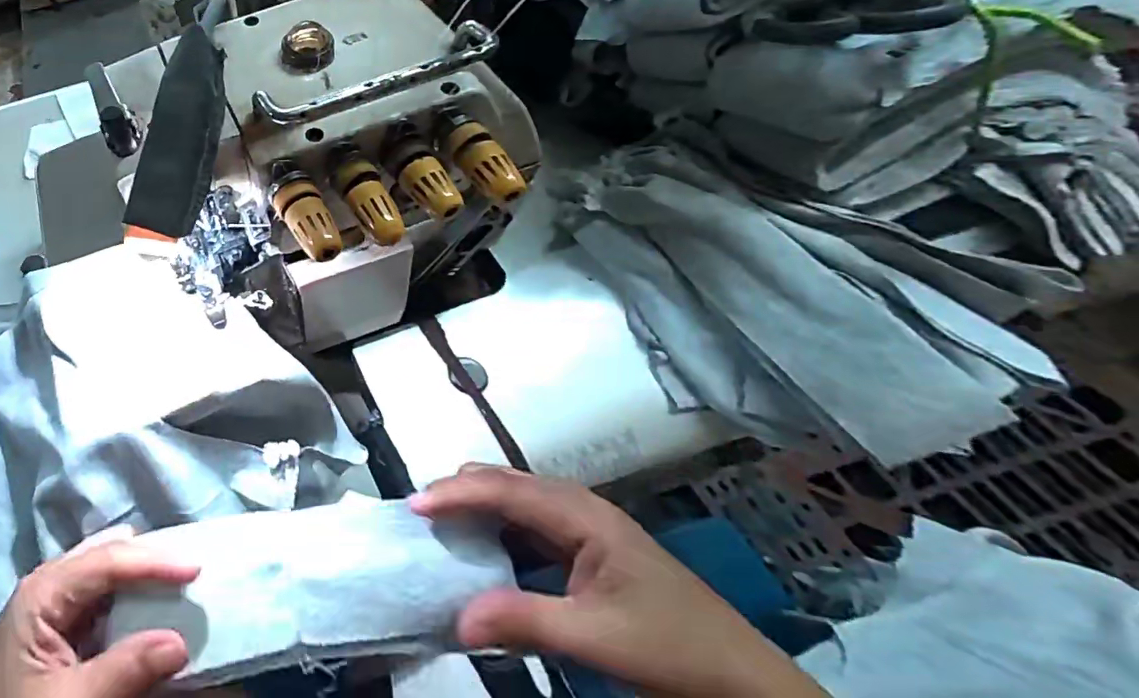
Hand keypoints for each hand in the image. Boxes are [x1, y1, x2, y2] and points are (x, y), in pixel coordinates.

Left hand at [0, 533, 199, 697]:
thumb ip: (126, 669)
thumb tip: (180, 641)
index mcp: (43, 592)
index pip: (106, 560)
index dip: (153, 561)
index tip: (195, 568)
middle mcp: (47, 586)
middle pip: (106, 557)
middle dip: (148, 561)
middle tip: (190, 568)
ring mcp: (52, 608)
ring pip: (105, 576)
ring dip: (141, 581)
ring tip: (179, 581)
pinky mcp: (58, 632)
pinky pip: (101, 603)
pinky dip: (129, 604)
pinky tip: (153, 608)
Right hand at [411, 465, 826, 697]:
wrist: (747, 682)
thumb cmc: (676, 648)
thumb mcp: (599, 638)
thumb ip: (526, 622)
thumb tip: (457, 619)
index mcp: (582, 514)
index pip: (505, 489)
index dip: (456, 494)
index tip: (414, 507)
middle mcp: (578, 508)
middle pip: (506, 483)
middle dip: (460, 492)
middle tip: (420, 514)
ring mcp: (583, 527)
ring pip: (515, 502)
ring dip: (476, 510)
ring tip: (440, 527)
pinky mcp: (585, 550)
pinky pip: (527, 528)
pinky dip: (496, 533)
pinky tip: (482, 552)